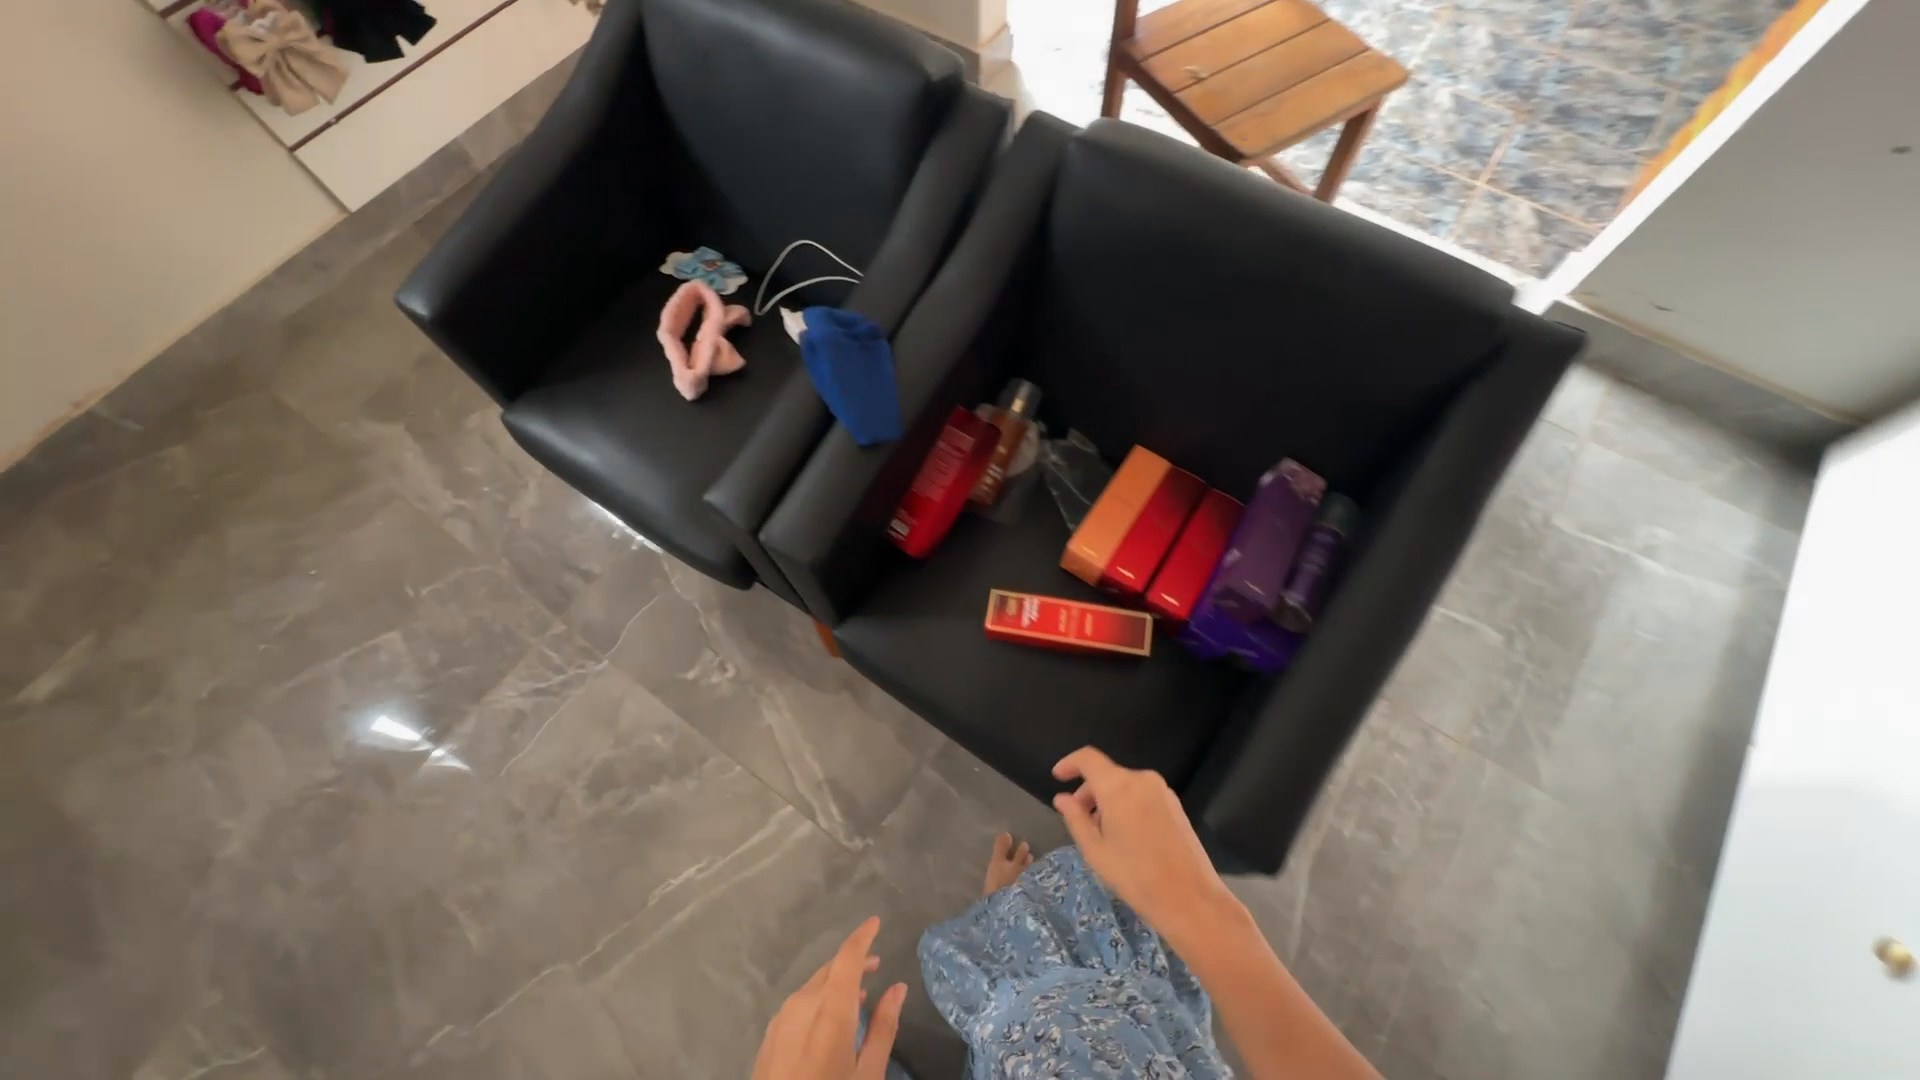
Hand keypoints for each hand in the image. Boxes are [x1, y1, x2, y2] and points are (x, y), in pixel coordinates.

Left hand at [751, 917, 906, 1079]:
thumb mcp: (868, 1074)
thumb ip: (883, 1027)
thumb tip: (898, 988)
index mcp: (830, 1010)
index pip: (848, 958)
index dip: (863, 937)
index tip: (876, 922)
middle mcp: (802, 1005)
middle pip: (830, 969)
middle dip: (854, 961)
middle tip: (877, 964)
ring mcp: (781, 1020)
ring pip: (813, 986)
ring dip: (836, 982)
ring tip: (859, 995)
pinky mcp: (769, 1037)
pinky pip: (799, 1004)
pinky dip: (819, 999)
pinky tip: (830, 1019)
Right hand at [1051, 746, 1236, 943]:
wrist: (1190, 898)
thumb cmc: (1135, 875)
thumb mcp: (1095, 850)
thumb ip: (1075, 818)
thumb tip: (1062, 798)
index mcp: (1118, 786)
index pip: (1088, 758)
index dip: (1069, 763)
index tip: (1057, 778)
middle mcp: (1142, 779)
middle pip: (1106, 774)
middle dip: (1088, 792)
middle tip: (1079, 820)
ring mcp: (1162, 791)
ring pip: (1124, 785)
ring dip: (1107, 801)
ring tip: (1102, 834)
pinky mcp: (1175, 805)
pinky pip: (1141, 795)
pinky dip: (1126, 805)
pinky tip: (1126, 836)